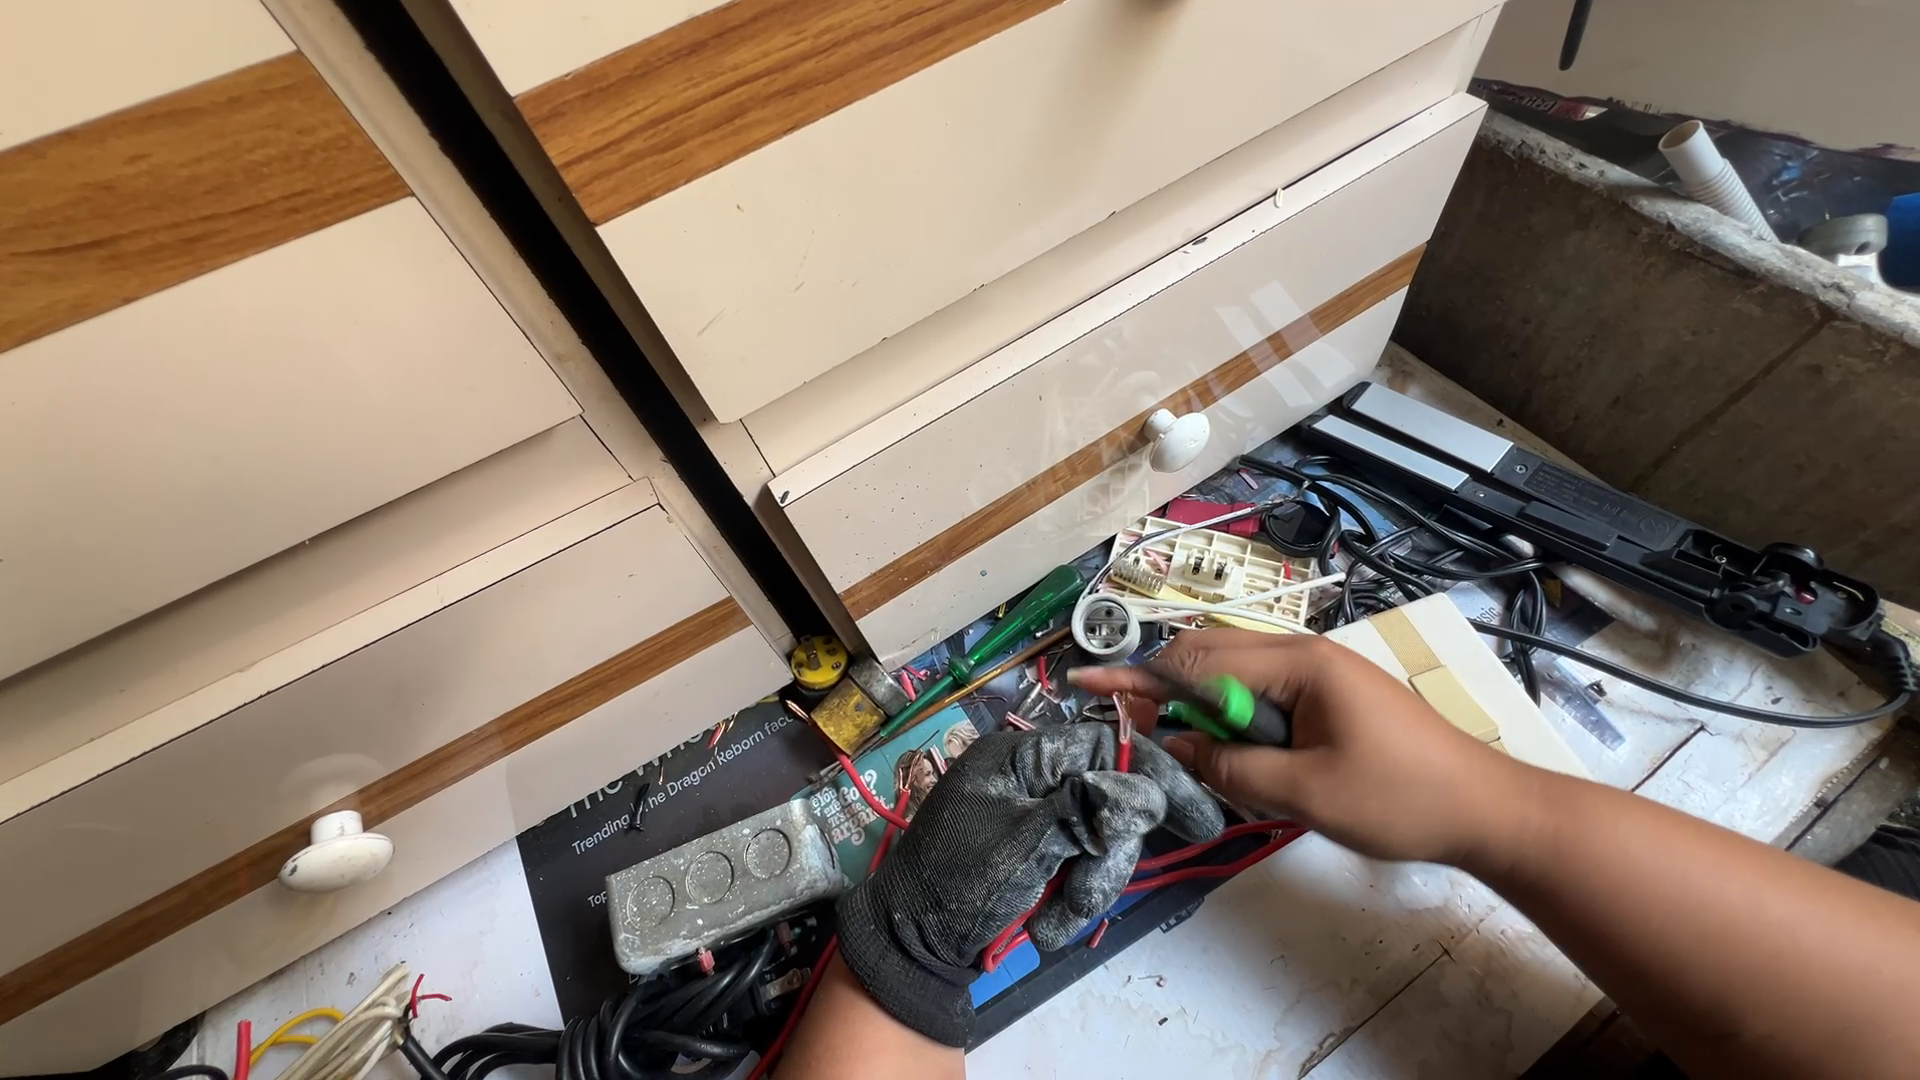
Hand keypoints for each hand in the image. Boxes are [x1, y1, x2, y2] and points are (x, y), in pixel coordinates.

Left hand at [835, 724, 1222, 1045]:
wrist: (910, 942)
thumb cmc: (956, 880)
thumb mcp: (1023, 842)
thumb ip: (1086, 811)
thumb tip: (1146, 792)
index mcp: (1021, 755)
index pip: (1105, 747)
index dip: (1156, 778)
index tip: (1199, 821)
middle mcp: (1033, 774)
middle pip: (1108, 798)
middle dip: (1105, 856)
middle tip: (1088, 896)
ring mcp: (1038, 811)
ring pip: (1099, 838)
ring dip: (1087, 888)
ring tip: (1054, 923)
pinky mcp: (1042, 847)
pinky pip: (1081, 863)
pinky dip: (1073, 898)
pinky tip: (1047, 926)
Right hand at [1070, 629, 1528, 867]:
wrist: (1490, 811)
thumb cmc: (1402, 800)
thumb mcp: (1307, 793)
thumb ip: (1231, 766)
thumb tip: (1175, 745)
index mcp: (1297, 664)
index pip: (1198, 664)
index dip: (1140, 678)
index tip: (1089, 682)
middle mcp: (1301, 652)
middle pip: (1208, 654)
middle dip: (1163, 685)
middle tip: (1134, 725)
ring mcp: (1315, 669)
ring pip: (1230, 669)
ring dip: (1197, 701)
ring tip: (1180, 740)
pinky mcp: (1325, 691)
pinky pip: (1257, 689)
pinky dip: (1229, 712)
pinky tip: (1230, 743)